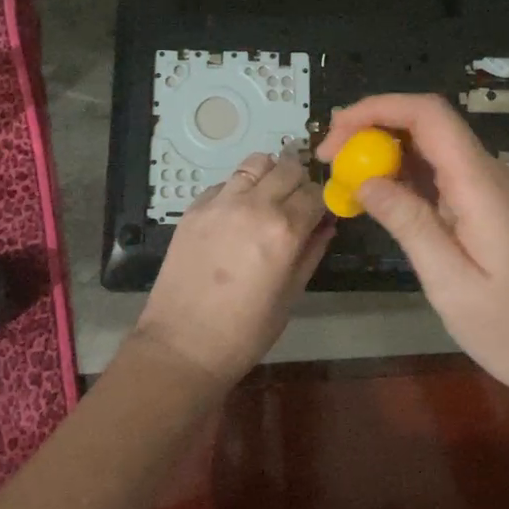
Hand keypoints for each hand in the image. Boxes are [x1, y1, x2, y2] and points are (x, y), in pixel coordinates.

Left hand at [133, 151, 334, 391]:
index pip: (315, 193)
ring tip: (267, 200)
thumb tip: (326, 225)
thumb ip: (311, 253)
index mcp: (284, 230)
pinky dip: (238, 190)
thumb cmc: (244, 332)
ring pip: (255, 163)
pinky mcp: (194, 208)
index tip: (321, 214)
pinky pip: (225, 183)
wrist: (182, 345)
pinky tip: (236, 216)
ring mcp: (220, 203)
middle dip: (299, 183)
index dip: (323, 202)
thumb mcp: (290, 296)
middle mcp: (253, 205)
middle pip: (288, 168)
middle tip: (296, 205)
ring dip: (269, 176)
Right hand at [319, 94, 508, 420]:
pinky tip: (385, 203)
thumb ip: (409, 224)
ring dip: (388, 154)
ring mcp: (496, 193)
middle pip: (429, 125)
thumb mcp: (452, 284)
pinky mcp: (496, 213)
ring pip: (436, 150)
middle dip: (374, 130)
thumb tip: (365, 179)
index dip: (376, 109)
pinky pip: (447, 178)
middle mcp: (490, 176)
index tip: (333, 138)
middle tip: (330, 162)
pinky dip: (409, 179)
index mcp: (480, 184)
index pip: (428, 114)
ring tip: (346, 181)